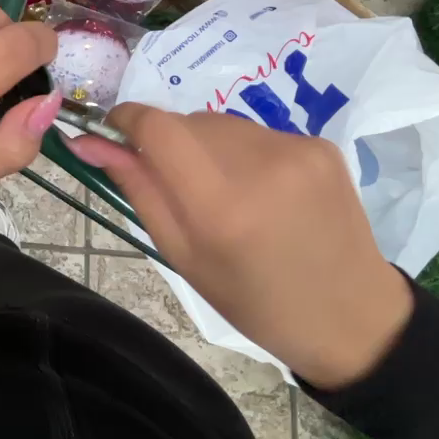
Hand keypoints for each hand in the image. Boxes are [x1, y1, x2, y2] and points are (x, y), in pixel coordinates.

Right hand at [67, 105, 412, 388]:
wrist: (353, 318)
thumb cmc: (252, 299)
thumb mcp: (180, 253)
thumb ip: (135, 187)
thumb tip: (85, 140)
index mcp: (219, 204)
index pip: (156, 125)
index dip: (125, 120)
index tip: (113, 134)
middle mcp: (259, 163)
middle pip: (183, 121)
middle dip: (165, 142)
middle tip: (174, 185)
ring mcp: (296, 149)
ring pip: (217, 123)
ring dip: (203, 145)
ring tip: (222, 191)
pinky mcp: (321, 144)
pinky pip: (253, 131)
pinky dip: (240, 150)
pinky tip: (259, 189)